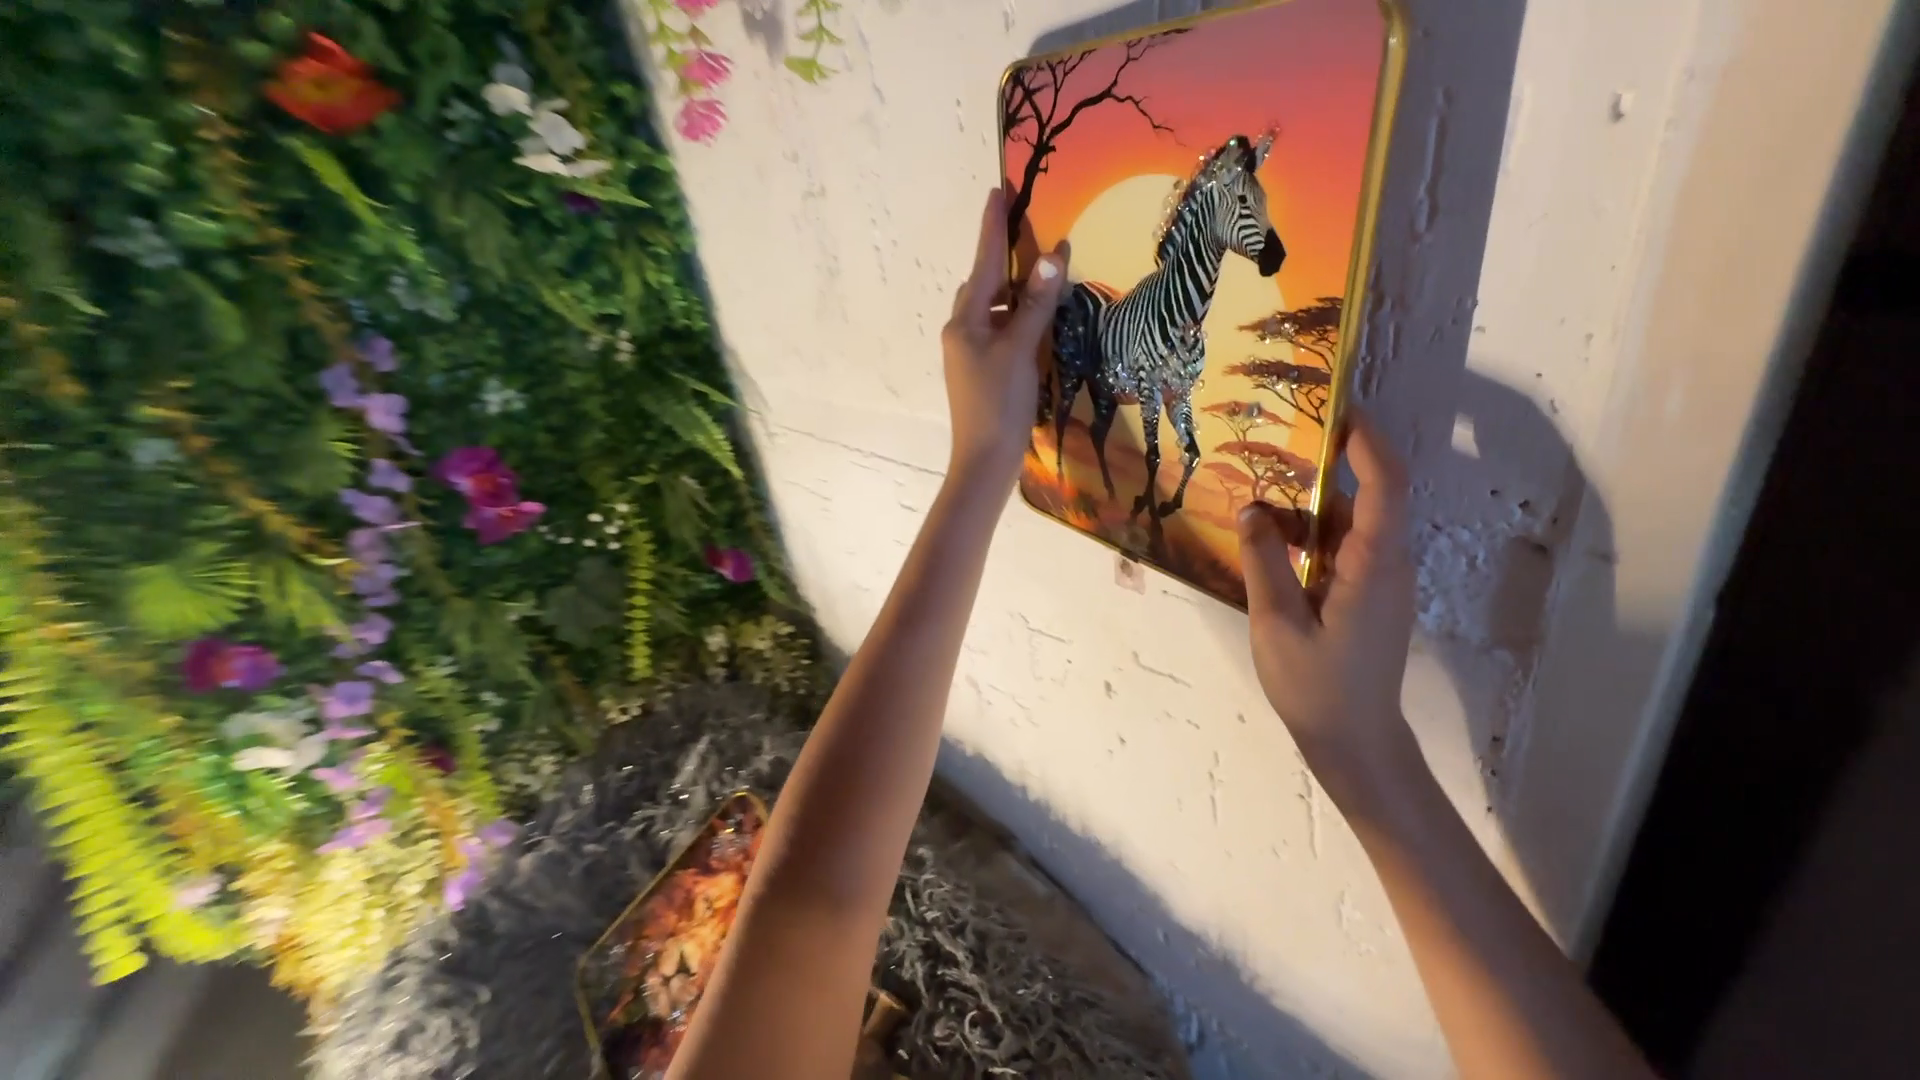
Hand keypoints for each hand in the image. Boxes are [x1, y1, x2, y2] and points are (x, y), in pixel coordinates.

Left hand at [942, 188, 1068, 480]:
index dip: (993, 226)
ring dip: (1012, 289)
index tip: (998, 190)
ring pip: (991, 309)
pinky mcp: (979, 372)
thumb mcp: (1021, 351)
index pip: (985, 263)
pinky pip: (996, 331)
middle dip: (1004, 257)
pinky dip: (1014, 317)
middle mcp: (960, 331)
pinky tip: (1033, 321)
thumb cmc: (1000, 405)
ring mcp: (967, 354)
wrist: (983, 462)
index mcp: (965, 321)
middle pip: (984, 283)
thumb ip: (1037, 304)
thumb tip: (1052, 255)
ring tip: (1039, 274)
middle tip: (1027, 230)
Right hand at [1236, 409, 1419, 798]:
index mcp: (1374, 565)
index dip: (1367, 441)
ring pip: (1349, 523)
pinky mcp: (1367, 595)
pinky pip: (1341, 548)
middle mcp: (1387, 563)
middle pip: (1369, 495)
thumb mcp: (1277, 623)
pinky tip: (1269, 540)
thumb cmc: (1317, 686)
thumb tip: (1251, 509)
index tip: (1338, 407)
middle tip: (1281, 439)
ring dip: (1309, 504)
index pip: (1384, 485)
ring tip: (1260, 492)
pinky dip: (1308, 535)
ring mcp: (1379, 580)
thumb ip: (1264, 562)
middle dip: (1331, 462)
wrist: (1354, 741)